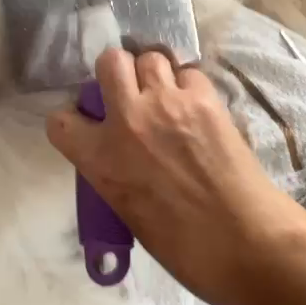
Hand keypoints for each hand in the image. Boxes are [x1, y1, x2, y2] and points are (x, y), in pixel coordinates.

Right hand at [47, 48, 305, 304]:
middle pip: (110, 62)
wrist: (244, 241)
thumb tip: (119, 156)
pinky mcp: (204, 97)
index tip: (87, 125)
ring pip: (150, 57)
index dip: (74, 121)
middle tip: (131, 93)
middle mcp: (127, 120)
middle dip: (117, 72)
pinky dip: (189, 84)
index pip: (61, 121)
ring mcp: (167, 102)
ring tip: (166, 95)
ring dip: (154, 73)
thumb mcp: (127, 212)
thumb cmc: (184, 248)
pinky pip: (188, 72)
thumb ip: (114, 173)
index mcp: (100, 159)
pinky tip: (197, 106)